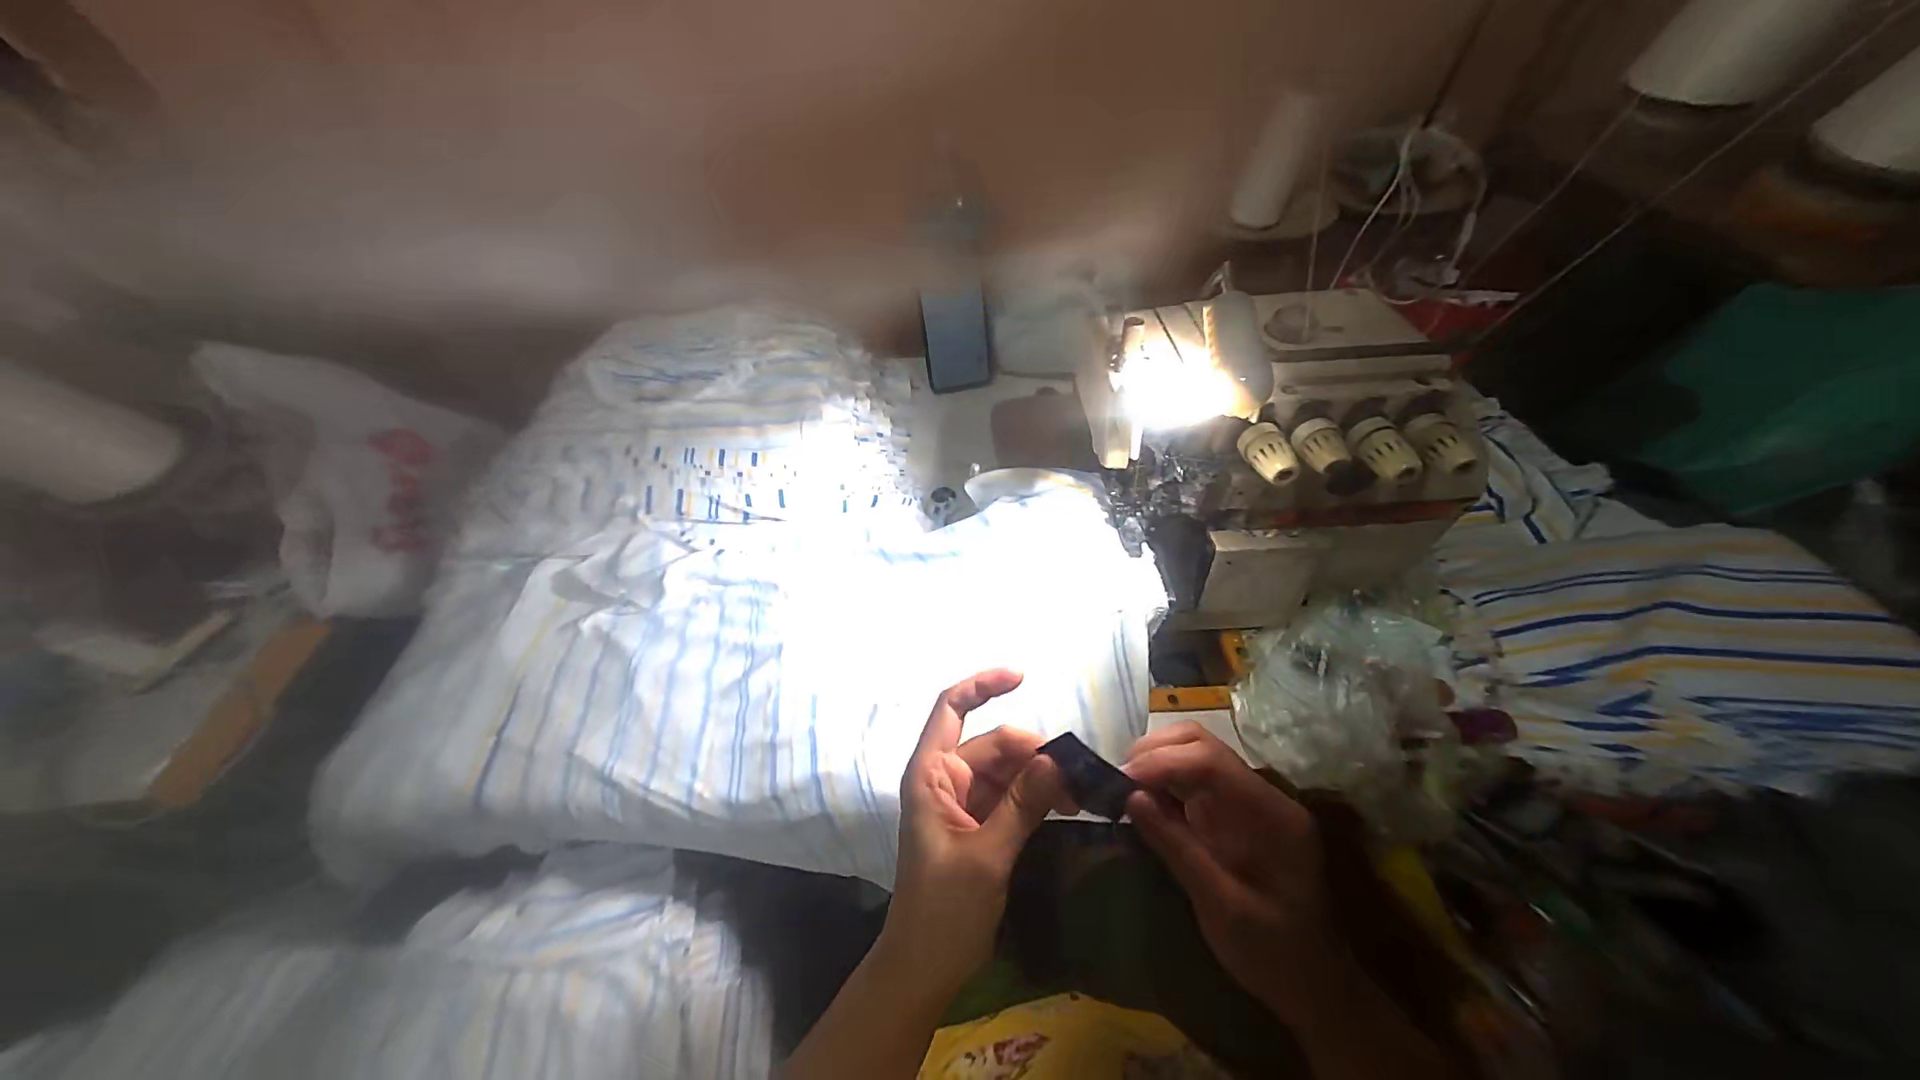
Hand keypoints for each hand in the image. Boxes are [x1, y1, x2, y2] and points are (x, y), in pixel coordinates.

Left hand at [883, 669, 1071, 996]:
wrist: (925, 967)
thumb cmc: (943, 910)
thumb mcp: (987, 855)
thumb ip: (1021, 804)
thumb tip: (1058, 758)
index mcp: (931, 774)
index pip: (951, 708)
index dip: (982, 684)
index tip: (1023, 676)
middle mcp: (947, 778)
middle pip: (995, 743)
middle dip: (1036, 754)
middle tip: (1079, 782)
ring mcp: (964, 800)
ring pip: (1009, 769)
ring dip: (1042, 777)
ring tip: (1080, 798)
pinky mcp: (981, 823)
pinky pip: (1013, 795)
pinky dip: (1038, 796)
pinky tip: (1067, 807)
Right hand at [1122, 721, 1336, 1017]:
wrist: (1313, 986)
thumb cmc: (1272, 952)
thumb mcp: (1222, 907)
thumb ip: (1178, 848)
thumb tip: (1131, 797)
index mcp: (1271, 814)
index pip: (1211, 761)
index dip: (1161, 762)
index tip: (1122, 780)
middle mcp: (1261, 796)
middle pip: (1202, 744)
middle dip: (1155, 752)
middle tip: (1118, 781)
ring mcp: (1248, 802)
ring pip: (1196, 753)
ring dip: (1155, 762)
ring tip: (1124, 788)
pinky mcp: (1234, 813)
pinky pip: (1195, 779)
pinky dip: (1163, 780)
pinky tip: (1142, 800)